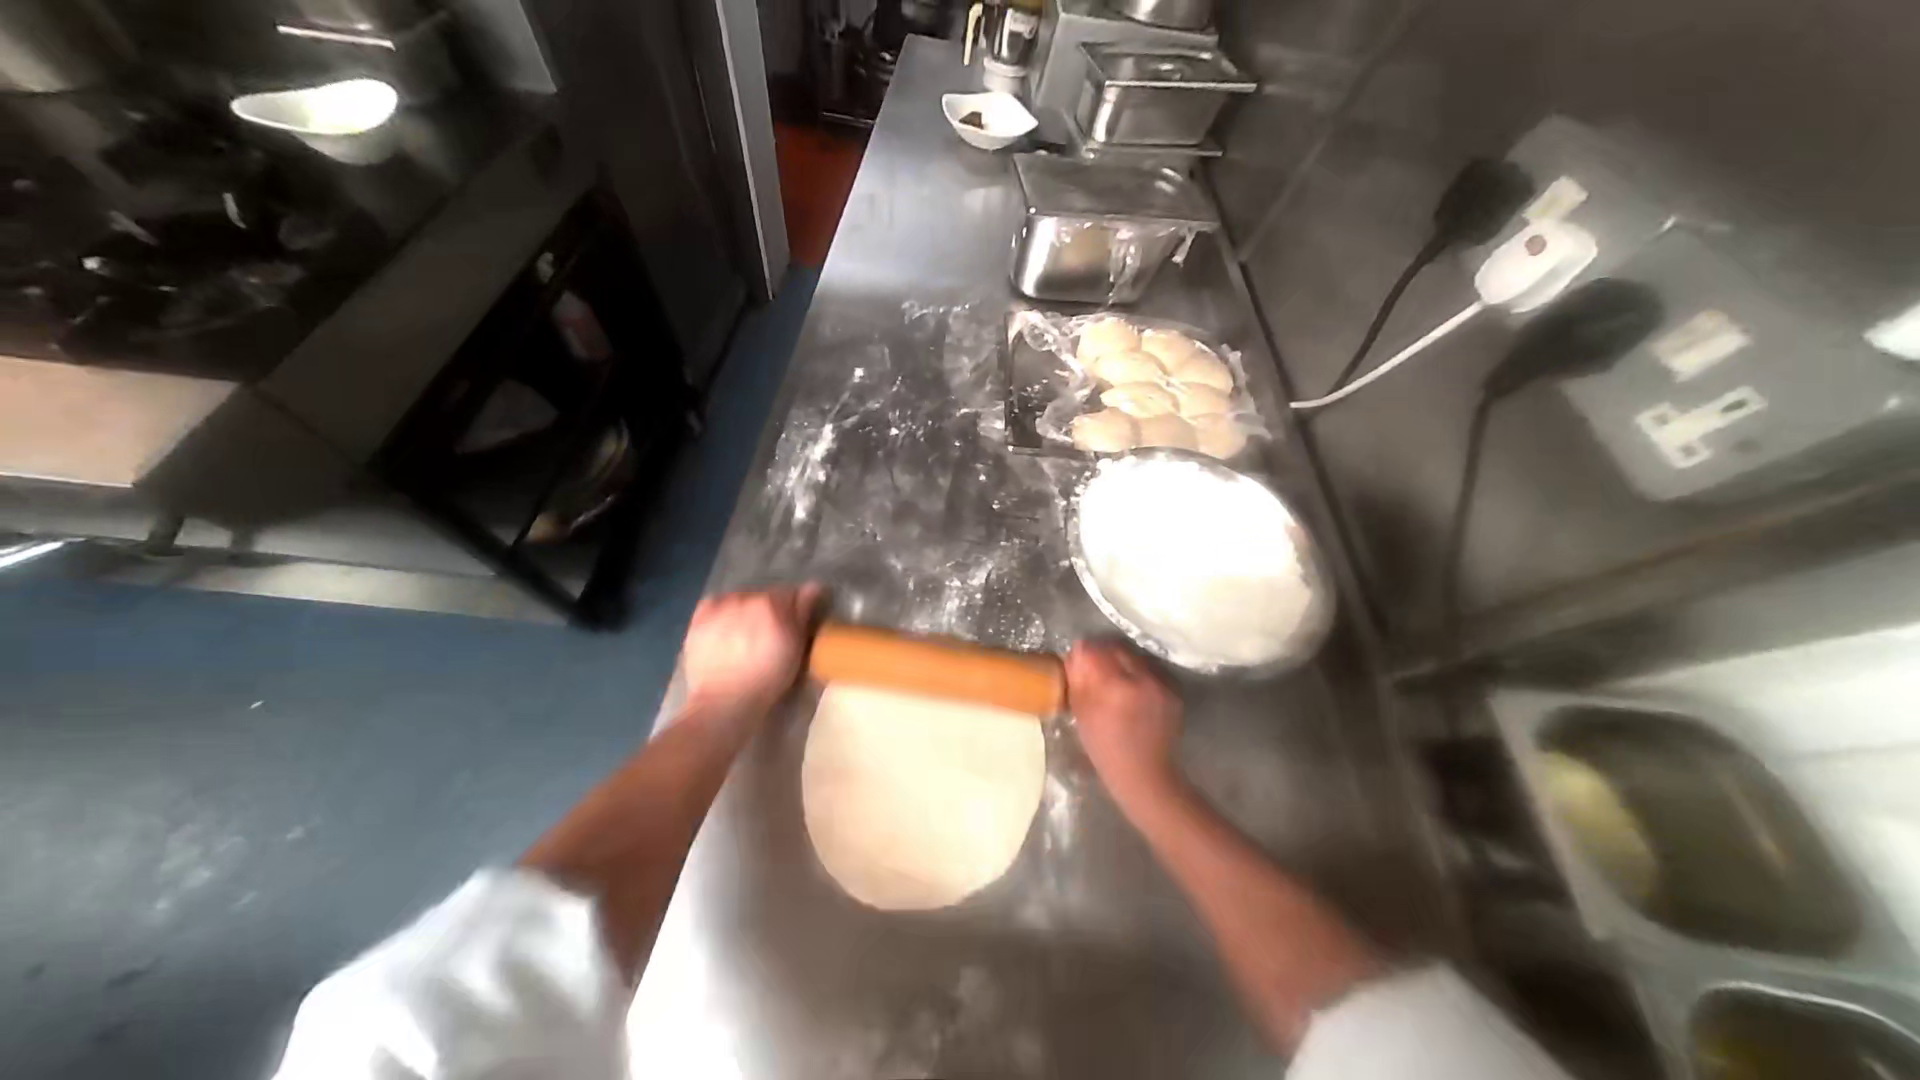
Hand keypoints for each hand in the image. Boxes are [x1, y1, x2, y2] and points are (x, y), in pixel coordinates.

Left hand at [680, 585, 825, 717]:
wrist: (725, 700)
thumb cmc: (768, 678)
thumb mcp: (796, 648)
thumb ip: (803, 613)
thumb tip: (814, 587)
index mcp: (774, 603)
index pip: (791, 594)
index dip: (794, 610)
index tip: (792, 628)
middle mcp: (747, 597)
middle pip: (765, 596)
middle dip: (769, 610)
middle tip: (768, 636)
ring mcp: (721, 605)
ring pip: (741, 599)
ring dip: (745, 611)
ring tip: (743, 637)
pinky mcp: (700, 616)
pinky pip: (717, 604)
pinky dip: (722, 612)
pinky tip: (724, 631)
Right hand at [1066, 640, 1184, 806]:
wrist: (1145, 773)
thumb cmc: (1105, 748)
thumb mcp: (1082, 714)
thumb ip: (1077, 680)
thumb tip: (1076, 654)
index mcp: (1114, 685)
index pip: (1094, 650)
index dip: (1083, 653)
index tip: (1078, 661)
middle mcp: (1141, 678)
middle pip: (1116, 648)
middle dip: (1103, 655)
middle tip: (1095, 669)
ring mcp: (1161, 684)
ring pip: (1135, 657)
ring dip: (1123, 663)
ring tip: (1116, 680)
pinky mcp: (1174, 691)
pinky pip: (1151, 671)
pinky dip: (1140, 674)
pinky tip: (1134, 691)